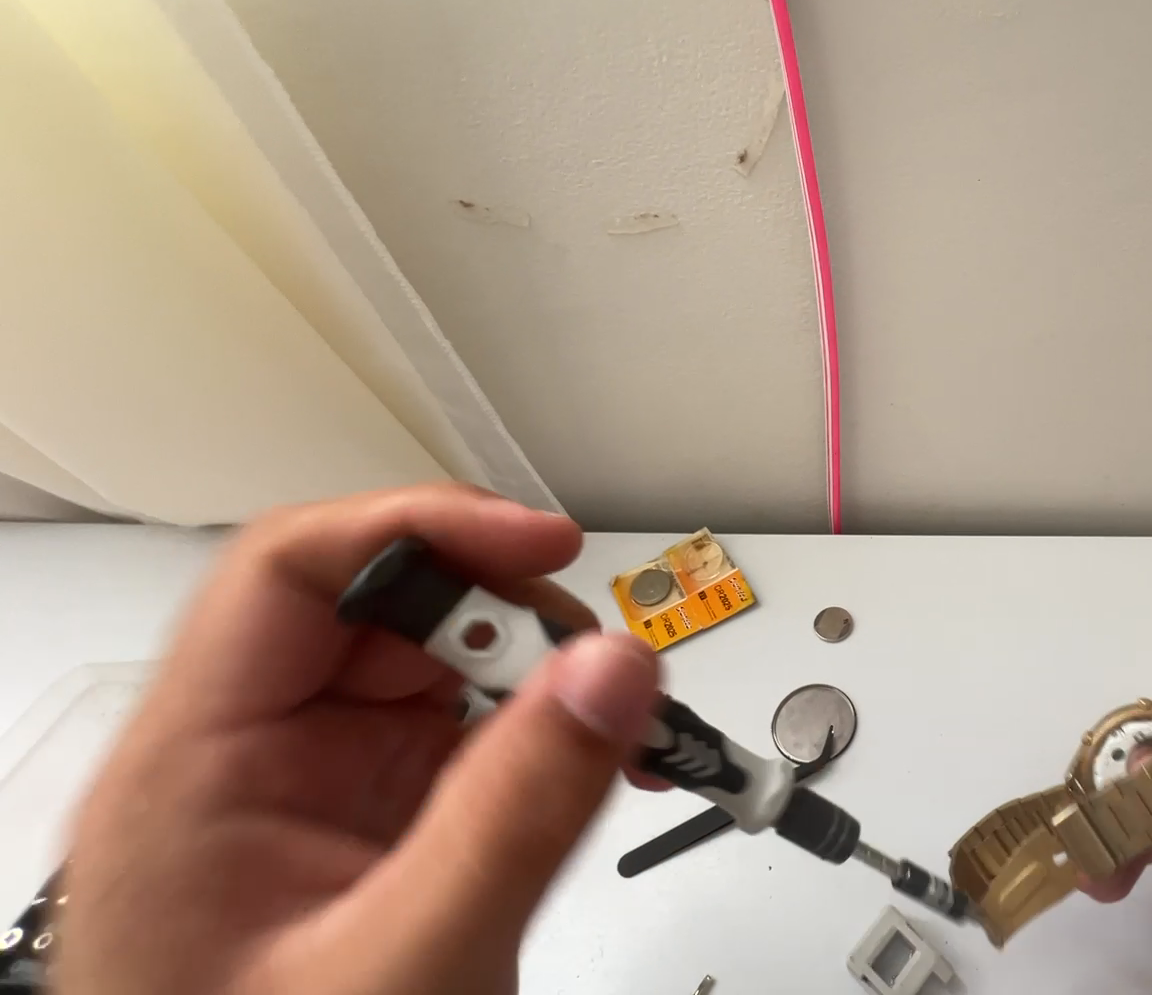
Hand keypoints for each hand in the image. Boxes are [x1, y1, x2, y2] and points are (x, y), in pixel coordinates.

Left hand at [58, 484, 661, 994]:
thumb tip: (615, 666)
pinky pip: (495, 714)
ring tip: (622, 733)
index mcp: (201, 768)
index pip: (293, 570)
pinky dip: (569, 723)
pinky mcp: (403, 794)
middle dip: (521, 615)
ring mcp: (341, 770)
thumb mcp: (407, 963)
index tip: (548, 546)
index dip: (426, 528)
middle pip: (399, 601)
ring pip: (460, 652)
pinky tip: (614, 761)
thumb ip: (516, 812)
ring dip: (559, 671)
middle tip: (602, 672)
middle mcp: (267, 748)